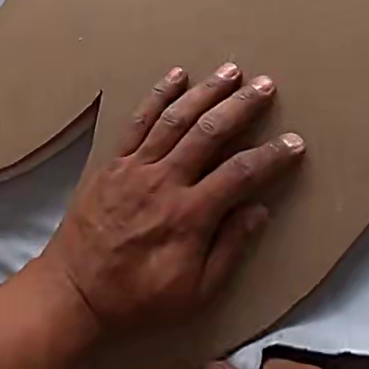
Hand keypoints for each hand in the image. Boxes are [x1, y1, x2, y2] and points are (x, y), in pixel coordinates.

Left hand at [30, 63, 304, 333]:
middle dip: (241, 105)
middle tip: (265, 85)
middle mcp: (163, 182)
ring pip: (175, 118)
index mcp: (189, 215)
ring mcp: (134, 168)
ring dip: (205, 91)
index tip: (294, 142)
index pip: (240, 174)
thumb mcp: (194, 292)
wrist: (74, 291)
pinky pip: (137, 121)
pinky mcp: (112, 163)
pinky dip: (157, 95)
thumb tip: (258, 210)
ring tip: (230, 70)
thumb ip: (229, 249)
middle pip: (209, 132)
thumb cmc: (137, 298)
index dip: (271, 156)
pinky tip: (176, 76)